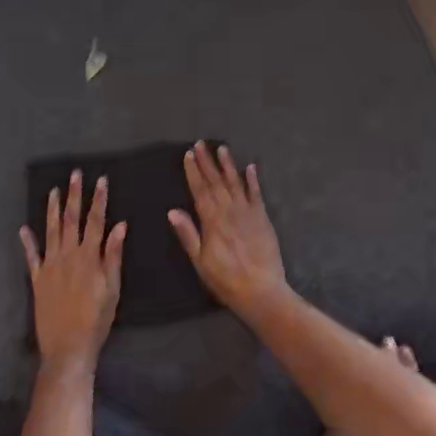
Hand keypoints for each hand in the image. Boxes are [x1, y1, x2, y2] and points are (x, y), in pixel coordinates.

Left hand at [20, 171, 127, 367]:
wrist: (68, 346)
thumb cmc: (96, 319)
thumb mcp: (113, 288)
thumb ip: (113, 255)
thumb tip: (120, 225)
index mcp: (88, 256)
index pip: (96, 221)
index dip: (99, 200)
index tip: (101, 180)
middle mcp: (68, 255)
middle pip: (71, 219)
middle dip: (74, 195)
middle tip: (75, 174)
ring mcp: (50, 265)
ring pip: (51, 231)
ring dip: (52, 209)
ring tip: (53, 190)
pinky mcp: (37, 279)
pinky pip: (31, 256)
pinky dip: (28, 241)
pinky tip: (23, 228)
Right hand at [168, 142, 288, 315]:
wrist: (262, 291)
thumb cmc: (225, 279)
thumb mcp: (200, 261)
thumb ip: (188, 234)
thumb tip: (172, 211)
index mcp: (211, 220)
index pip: (200, 190)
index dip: (193, 171)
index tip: (188, 154)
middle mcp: (229, 210)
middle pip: (216, 181)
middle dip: (207, 161)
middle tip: (200, 143)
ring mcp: (248, 212)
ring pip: (236, 182)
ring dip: (228, 164)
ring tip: (221, 148)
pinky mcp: (263, 218)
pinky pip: (257, 194)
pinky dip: (253, 180)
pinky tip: (250, 167)